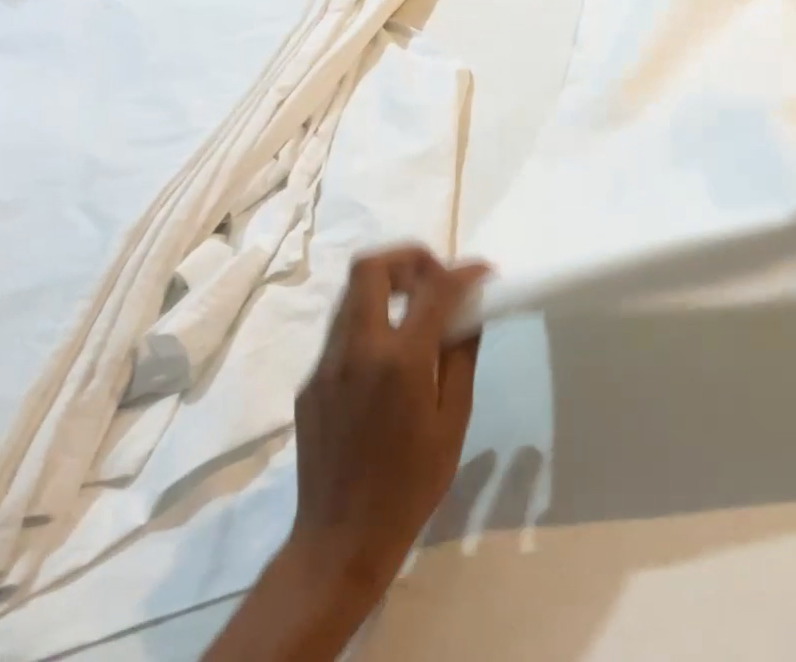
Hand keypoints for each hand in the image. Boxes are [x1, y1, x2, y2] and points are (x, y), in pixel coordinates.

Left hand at [289, 246, 489, 592]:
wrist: (342, 537)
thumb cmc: (413, 482)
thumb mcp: (454, 418)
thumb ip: (460, 357)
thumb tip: (468, 315)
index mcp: (399, 361)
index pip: (434, 290)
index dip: (464, 272)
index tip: (485, 274)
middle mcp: (354, 351)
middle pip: (370, 270)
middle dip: (410, 259)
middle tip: (439, 278)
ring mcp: (324, 367)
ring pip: (352, 299)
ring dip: (390, 289)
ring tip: (422, 312)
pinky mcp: (309, 386)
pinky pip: (343, 335)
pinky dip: (374, 325)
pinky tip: (396, 361)